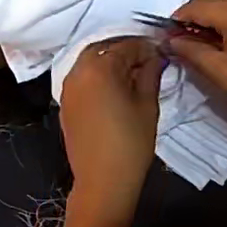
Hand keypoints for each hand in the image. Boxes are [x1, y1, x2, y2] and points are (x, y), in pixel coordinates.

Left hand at [59, 36, 161, 221]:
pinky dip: (96, 77)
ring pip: (88, 62)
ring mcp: (67, 88)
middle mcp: (78, 72)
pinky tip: (114, 90)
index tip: (161, 54)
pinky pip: (81, 79)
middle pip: (102, 49)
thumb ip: (150, 75)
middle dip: (124, 51)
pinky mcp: (65, 104)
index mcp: (100, 67)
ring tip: (131, 76)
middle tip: (145, 62)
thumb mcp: (147, 105)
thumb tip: (155, 58)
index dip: (147, 47)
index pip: (127, 45)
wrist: (102, 181)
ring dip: (108, 62)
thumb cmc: (130, 143)